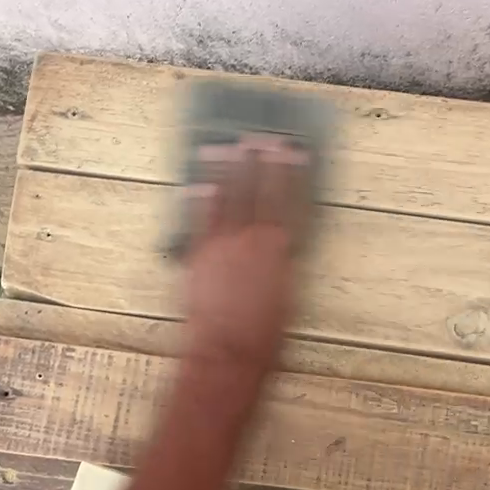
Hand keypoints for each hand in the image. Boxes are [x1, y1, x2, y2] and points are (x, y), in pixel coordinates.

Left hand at [181, 134, 309, 375]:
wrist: (225, 353)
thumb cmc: (264, 337)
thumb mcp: (289, 297)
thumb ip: (285, 263)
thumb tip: (285, 242)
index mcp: (279, 249)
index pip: (288, 201)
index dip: (291, 173)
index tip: (293, 149)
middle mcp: (250, 240)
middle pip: (256, 192)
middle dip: (260, 162)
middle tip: (261, 135)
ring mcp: (220, 245)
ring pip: (225, 198)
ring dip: (228, 170)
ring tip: (229, 144)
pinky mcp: (196, 257)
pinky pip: (198, 220)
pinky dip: (199, 199)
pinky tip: (200, 182)